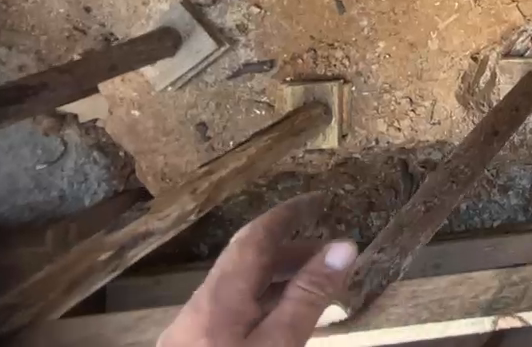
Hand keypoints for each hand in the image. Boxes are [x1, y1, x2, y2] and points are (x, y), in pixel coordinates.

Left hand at [158, 194, 357, 346]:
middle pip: (244, 263)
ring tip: (316, 286)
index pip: (254, 238)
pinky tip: (283, 323)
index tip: (320, 200)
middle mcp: (196, 312)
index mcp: (218, 300)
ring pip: (237, 291)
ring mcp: (187, 339)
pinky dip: (264, 303)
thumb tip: (344, 243)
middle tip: (332, 250)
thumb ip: (309, 295)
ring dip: (278, 278)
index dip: (288, 213)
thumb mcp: (280, 345)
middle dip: (291, 248)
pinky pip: (229, 315)